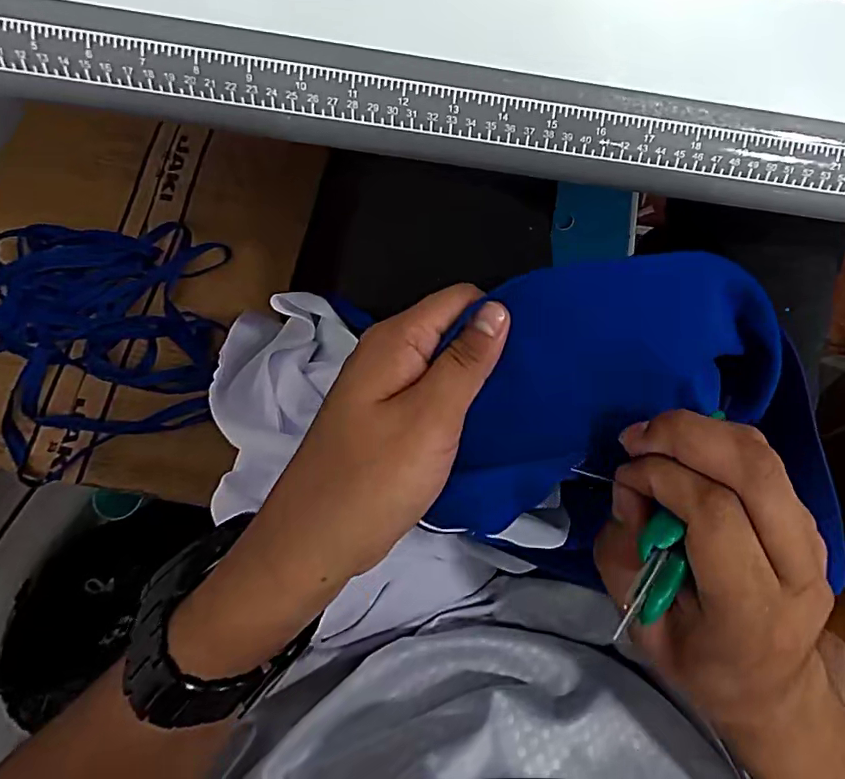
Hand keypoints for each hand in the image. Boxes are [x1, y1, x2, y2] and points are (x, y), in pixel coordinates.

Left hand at [171, 284, 508, 677]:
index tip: (532, 345)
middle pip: (451, 326)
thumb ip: (466, 359)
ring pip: (444, 360)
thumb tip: (498, 308)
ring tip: (514, 397)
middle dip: (489, 345)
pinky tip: (482, 418)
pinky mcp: (387, 414)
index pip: (460, 298)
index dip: (496, 314)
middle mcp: (387, 352)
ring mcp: (384, 384)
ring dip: (476, 374)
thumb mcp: (431, 417)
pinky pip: (431, 389)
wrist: (311, 546)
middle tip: (529, 377)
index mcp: (395, 340)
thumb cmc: (373, 481)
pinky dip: (458, 398)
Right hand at [596, 410, 836, 749]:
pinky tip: (683, 448)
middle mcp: (797, 569)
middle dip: (686, 436)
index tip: (625, 479)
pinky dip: (716, 439)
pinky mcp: (808, 516)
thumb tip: (629, 490)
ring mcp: (812, 538)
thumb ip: (623, 559)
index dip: (664, 481)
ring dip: (701, 430)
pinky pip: (762, 458)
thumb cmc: (703, 664)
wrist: (773, 687)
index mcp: (754, 614)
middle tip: (636, 439)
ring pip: (761, 454)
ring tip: (654, 437)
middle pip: (752, 470)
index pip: (716, 517)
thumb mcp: (644, 629)